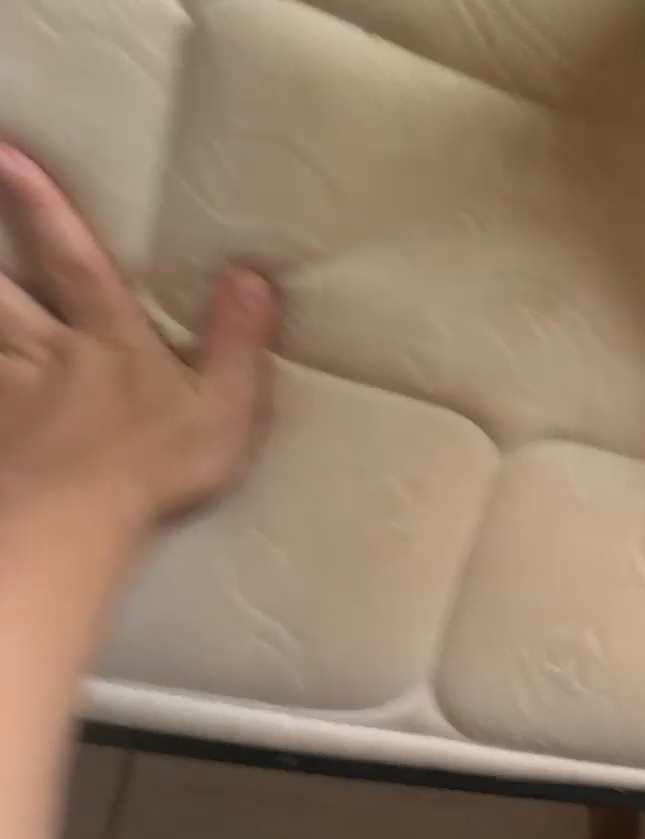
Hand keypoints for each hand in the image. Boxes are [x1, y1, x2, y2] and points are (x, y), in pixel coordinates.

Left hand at [0, 142, 276, 535]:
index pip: (78, 265)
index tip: (8, 152)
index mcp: (113, 343)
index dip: (45, 209)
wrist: (76, 512)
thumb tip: (251, 275)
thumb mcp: (228, 403)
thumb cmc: (164, 461)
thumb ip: (238, 340)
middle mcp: (46, 349)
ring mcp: (3, 381)